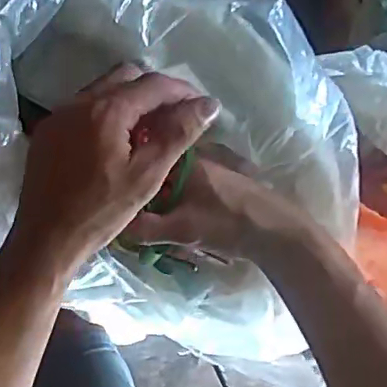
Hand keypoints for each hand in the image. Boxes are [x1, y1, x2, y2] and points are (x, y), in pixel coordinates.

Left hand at [1, 64, 219, 282]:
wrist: (44, 239)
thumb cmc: (98, 212)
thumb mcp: (145, 176)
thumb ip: (177, 135)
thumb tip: (207, 105)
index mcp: (105, 110)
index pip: (153, 84)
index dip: (183, 91)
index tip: (202, 107)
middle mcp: (77, 103)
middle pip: (125, 77)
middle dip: (155, 90)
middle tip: (176, 115)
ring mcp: (57, 116)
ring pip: (101, 90)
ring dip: (129, 99)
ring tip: (149, 128)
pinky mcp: (46, 133)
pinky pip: (81, 109)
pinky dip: (104, 113)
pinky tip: (116, 139)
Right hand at [122, 153, 312, 257]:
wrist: (278, 233)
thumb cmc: (226, 224)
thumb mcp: (178, 230)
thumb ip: (142, 228)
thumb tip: (111, 225)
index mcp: (181, 158)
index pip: (142, 153)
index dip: (123, 170)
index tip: (109, 186)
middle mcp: (195, 153)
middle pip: (155, 164)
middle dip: (139, 181)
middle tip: (122, 206)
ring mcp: (210, 164)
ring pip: (170, 174)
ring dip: (156, 191)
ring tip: (140, 211)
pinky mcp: (220, 178)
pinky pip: (184, 182)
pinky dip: (172, 194)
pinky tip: (166, 212)